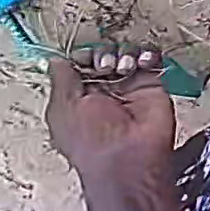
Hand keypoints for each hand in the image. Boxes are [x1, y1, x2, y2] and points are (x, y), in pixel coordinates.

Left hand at [46, 46, 175, 196]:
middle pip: (105, 54)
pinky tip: (142, 62)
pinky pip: (152, 59)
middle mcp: (104, 91)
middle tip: (105, 65)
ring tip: (124, 67)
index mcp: (78, 97)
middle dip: (104, 53)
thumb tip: (56, 60)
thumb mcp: (63, 109)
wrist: (129, 157)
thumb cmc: (92, 142)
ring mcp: (129, 87)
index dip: (83, 56)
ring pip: (127, 52)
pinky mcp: (153, 85)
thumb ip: (61, 79)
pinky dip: (148, 54)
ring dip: (125, 53)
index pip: (80, 64)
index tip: (86, 57)